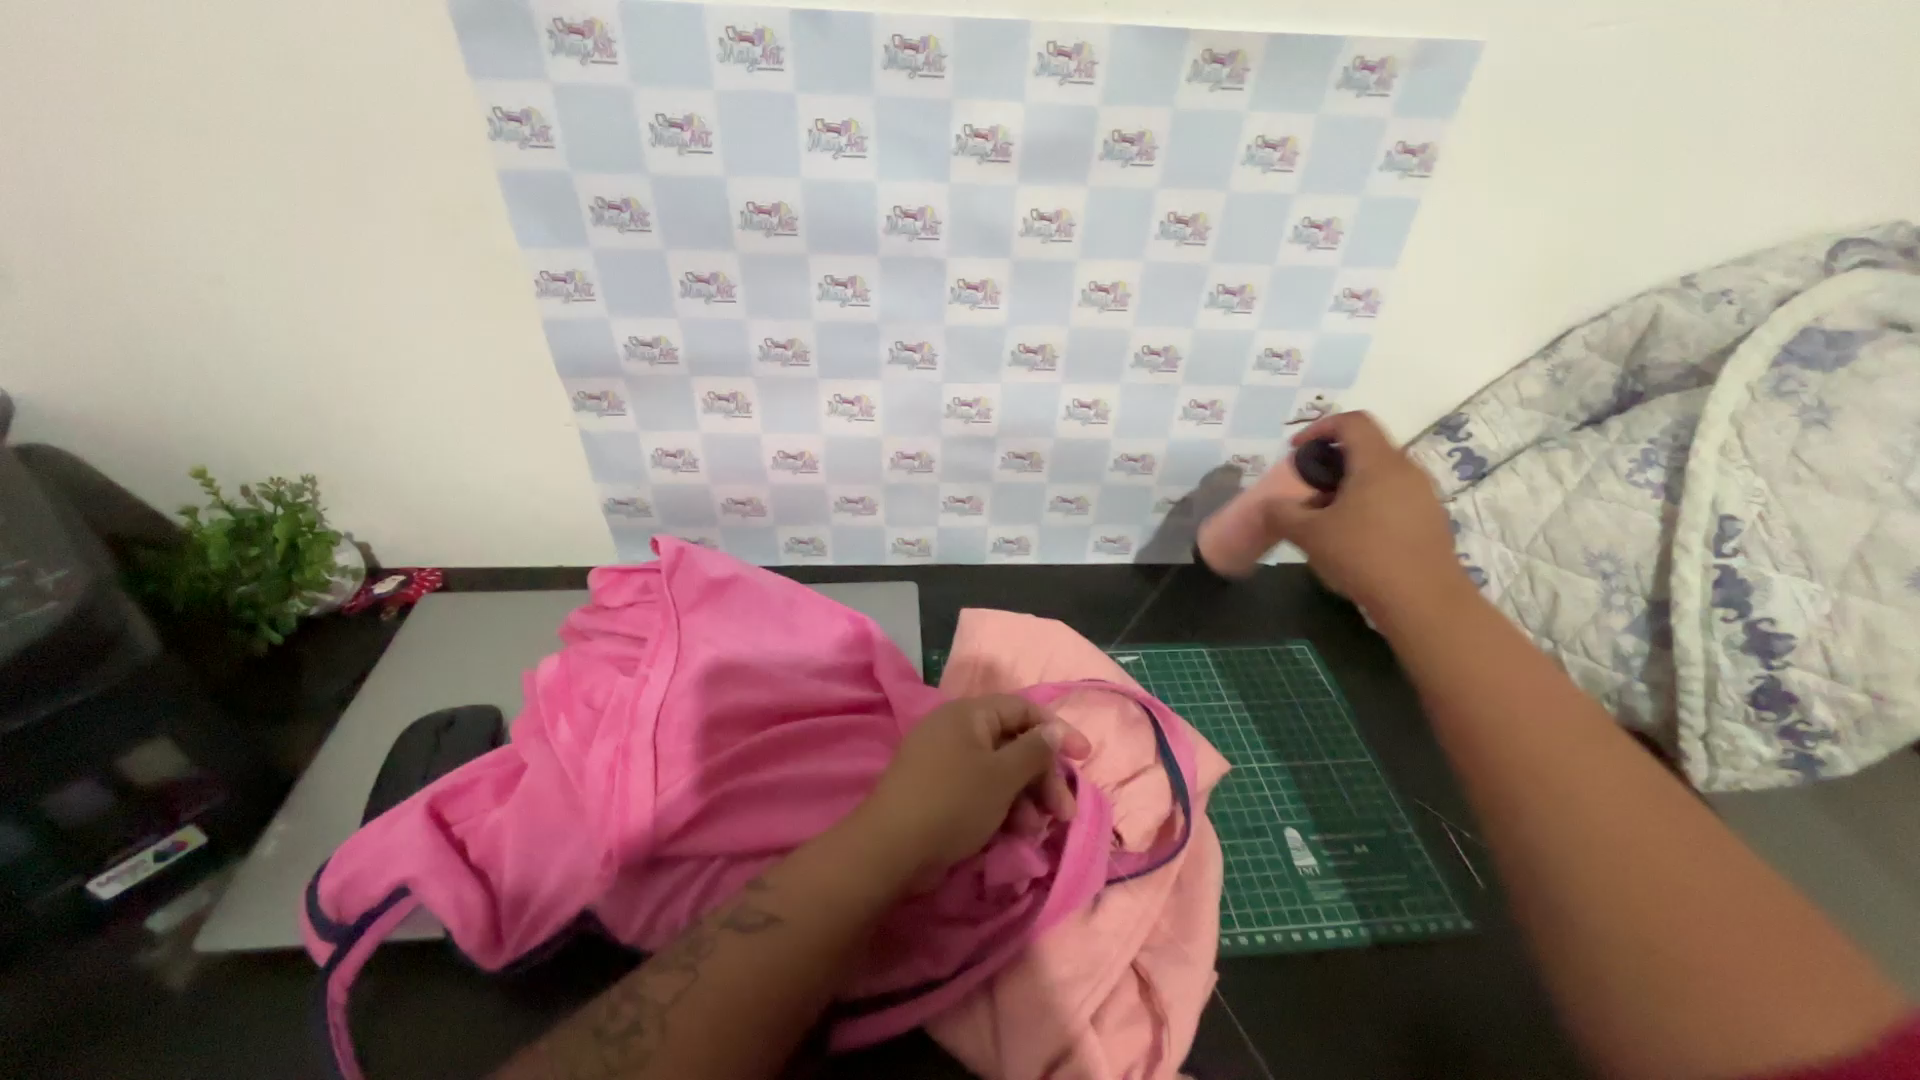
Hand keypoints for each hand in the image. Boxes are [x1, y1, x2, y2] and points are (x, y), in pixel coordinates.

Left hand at [854, 695, 1092, 888]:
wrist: (891, 849)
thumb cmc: (953, 802)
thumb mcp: (1002, 775)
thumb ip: (1034, 750)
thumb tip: (1055, 728)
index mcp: (969, 715)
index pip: (1023, 709)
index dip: (1057, 731)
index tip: (1084, 758)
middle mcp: (956, 731)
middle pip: (1014, 744)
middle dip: (1043, 777)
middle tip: (1063, 812)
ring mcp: (945, 762)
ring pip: (999, 772)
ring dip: (1025, 799)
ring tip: (1034, 830)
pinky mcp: (939, 792)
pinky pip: (980, 791)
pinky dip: (1001, 808)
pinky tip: (1014, 835)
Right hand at [1267, 411, 1467, 615]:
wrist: (1423, 601)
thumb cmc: (1363, 556)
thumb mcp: (1309, 535)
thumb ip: (1282, 514)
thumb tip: (1269, 505)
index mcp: (1379, 463)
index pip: (1352, 422)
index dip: (1320, 428)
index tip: (1296, 451)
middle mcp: (1407, 470)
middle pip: (1366, 448)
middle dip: (1331, 464)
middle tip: (1307, 490)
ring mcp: (1424, 495)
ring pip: (1380, 476)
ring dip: (1349, 487)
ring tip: (1327, 519)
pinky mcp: (1431, 520)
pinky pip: (1394, 498)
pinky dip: (1369, 505)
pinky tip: (1354, 539)